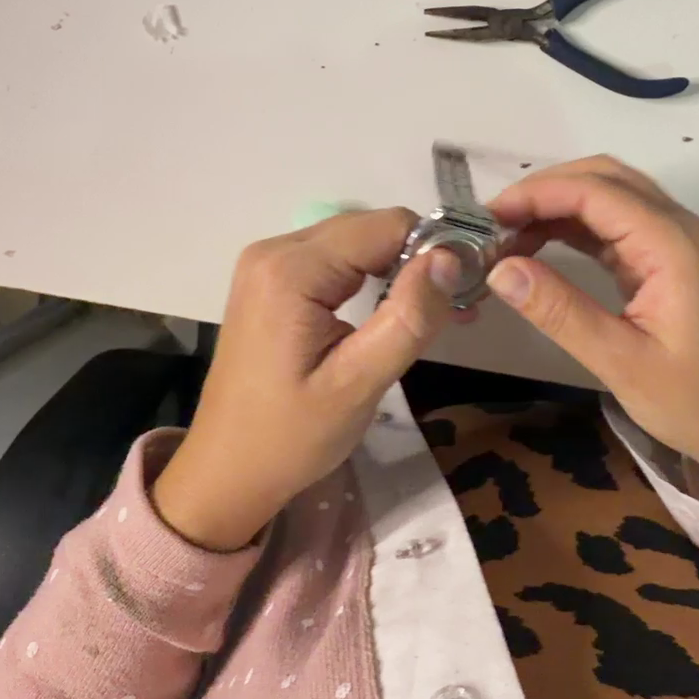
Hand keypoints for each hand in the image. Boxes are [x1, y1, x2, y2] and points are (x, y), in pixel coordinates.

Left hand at [152, 209, 461, 550]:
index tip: (471, 289)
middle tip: (460, 308)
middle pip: (372, 229)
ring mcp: (270, 265)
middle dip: (421, 260)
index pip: (387, 226)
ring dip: (401, 270)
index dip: (437, 248)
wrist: (228, 473)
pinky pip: (337, 262)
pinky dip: (374, 278)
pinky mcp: (273, 282)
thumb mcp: (360, 383)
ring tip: (436, 314)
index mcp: (291, 270)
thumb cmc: (291, 437)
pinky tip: (397, 312)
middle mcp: (275, 251)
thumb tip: (450, 258)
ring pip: (358, 243)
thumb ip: (408, 318)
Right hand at [486, 157, 698, 532]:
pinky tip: (544, 247)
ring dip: (562, 207)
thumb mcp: (620, 361)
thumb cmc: (694, 403)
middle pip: (608, 179)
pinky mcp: (674, 263)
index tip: (487, 216)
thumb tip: (498, 269)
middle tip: (495, 223)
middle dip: (548, 190)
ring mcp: (681, 244)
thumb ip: (560, 311)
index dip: (538, 193)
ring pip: (614, 199)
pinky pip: (622, 227)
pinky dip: (580, 229)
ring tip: (510, 236)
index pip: (598, 191)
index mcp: (675, 246)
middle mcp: (682, 229)